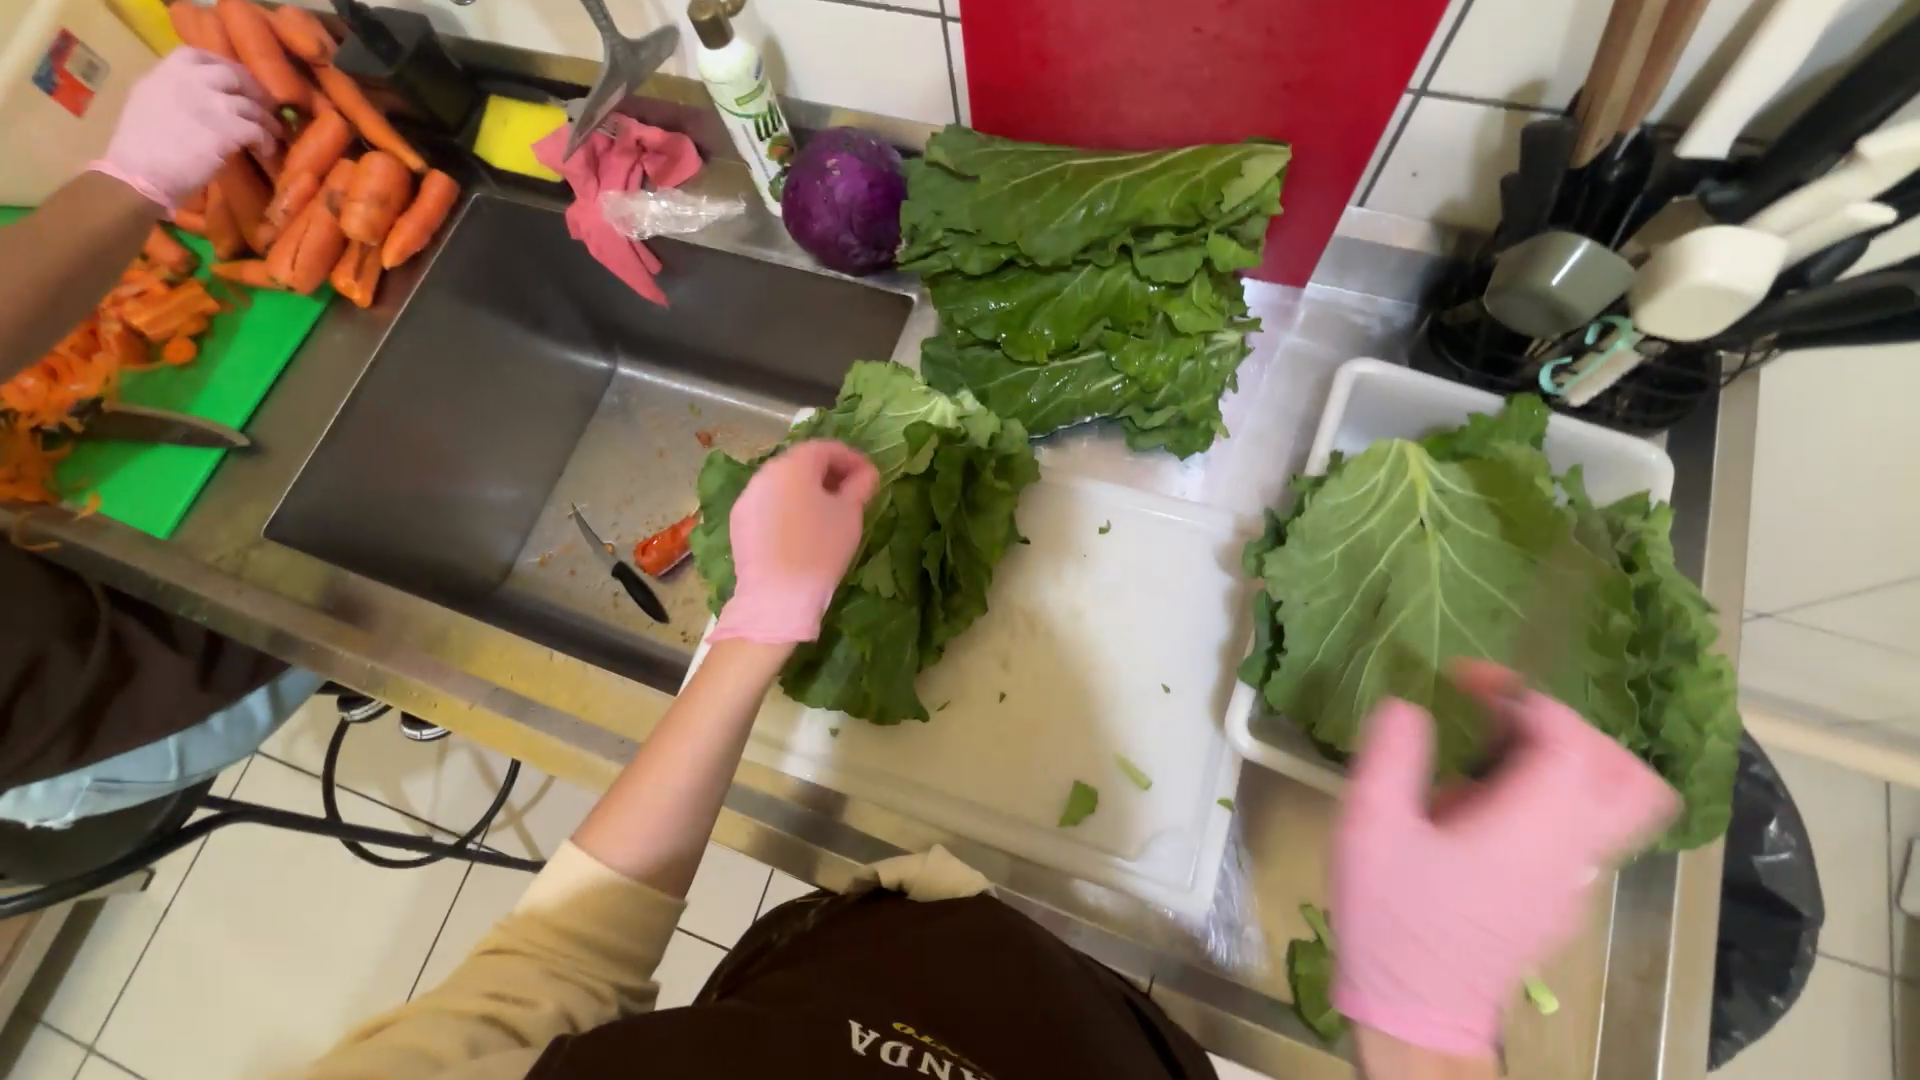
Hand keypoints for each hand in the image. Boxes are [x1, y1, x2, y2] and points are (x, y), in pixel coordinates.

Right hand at [88, 48, 280, 208]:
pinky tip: (266, 151)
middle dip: (256, 92)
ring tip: (273, 134)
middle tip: (267, 108)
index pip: (199, 54)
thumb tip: (208, 93)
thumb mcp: (152, 101)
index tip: (242, 82)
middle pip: (234, 76)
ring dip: (268, 122)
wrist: (141, 169)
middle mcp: (188, 82)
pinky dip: (268, 141)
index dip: (227, 66)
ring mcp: (209, 104)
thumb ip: (177, 91)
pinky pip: (260, 131)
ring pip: (253, 106)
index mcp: (164, 73)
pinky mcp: (227, 130)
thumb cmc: (143, 142)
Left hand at [711, 440, 879, 644]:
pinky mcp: (739, 521)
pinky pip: (769, 503)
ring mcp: (748, 497)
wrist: (777, 596)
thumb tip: (865, 474)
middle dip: (828, 472)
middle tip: (851, 491)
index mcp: (793, 465)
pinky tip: (802, 528)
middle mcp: (765, 473)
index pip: (827, 448)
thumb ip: (860, 485)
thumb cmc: (820, 549)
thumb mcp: (850, 514)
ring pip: (783, 483)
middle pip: (801, 462)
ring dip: (807, 489)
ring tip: (827, 510)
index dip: (852, 458)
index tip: (869, 476)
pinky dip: (788, 506)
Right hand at [1330, 661, 1679, 1058]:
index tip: (1465, 682)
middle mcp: (1572, 854)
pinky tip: (1479, 805)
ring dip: (1564, 760)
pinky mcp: (1558, 899)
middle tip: (1499, 716)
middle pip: (1625, 773)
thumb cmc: (1390, 913)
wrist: (1415, 1010)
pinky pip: (1581, 829)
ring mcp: (1574, 882)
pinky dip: (1550, 794)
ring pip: (1614, 804)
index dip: (1524, 695)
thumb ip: (1392, 754)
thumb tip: (1410, 705)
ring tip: (1490, 754)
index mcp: (1532, 829)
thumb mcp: (1369, 823)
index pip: (1571, 740)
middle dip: (1566, 727)